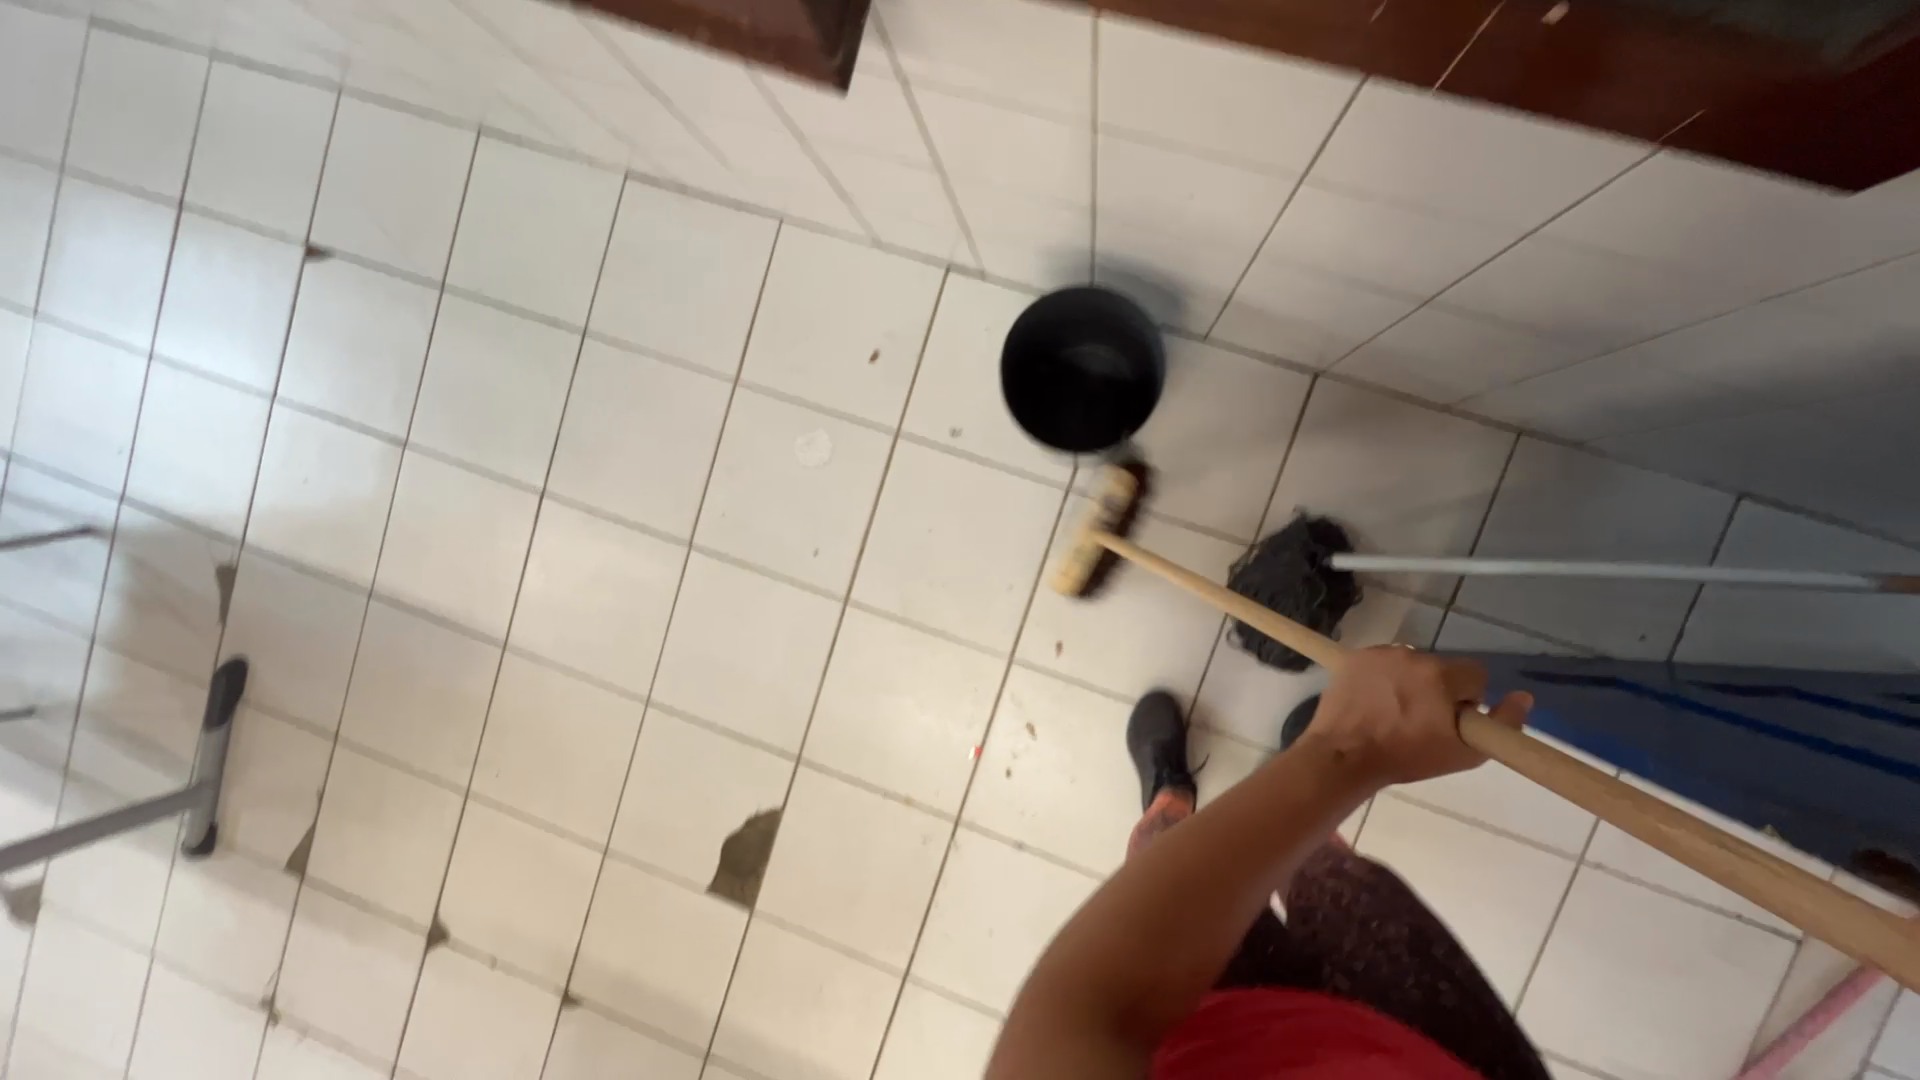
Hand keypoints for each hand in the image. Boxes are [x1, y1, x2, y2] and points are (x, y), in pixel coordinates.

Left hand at [1298, 646, 1531, 787]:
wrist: (1344, 754)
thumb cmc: (1407, 756)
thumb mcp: (1465, 751)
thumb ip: (1503, 723)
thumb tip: (1523, 697)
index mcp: (1441, 673)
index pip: (1475, 674)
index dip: (1468, 698)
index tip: (1450, 719)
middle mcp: (1410, 654)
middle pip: (1440, 668)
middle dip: (1437, 688)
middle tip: (1419, 718)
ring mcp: (1378, 653)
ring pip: (1409, 664)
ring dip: (1409, 680)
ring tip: (1392, 710)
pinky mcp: (1353, 657)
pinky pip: (1381, 663)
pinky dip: (1382, 677)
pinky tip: (1373, 700)